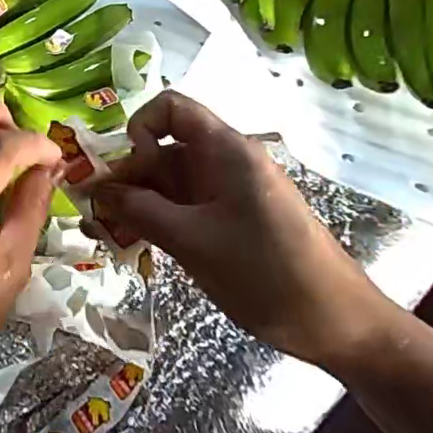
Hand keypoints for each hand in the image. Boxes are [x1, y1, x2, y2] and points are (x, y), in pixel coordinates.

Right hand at [89, 91, 392, 366]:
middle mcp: (226, 161)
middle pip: (165, 150)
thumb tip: (96, 191)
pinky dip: (160, 220)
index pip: (172, 108)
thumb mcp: (194, 243)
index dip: (140, 128)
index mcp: (226, 150)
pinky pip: (187, 206)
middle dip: (127, 177)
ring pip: (172, 182)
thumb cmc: (267, 274)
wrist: (339, 323)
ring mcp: (231, 191)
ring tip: (106, 235)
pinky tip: (135, 244)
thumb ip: (141, 212)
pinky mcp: (233, 218)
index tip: (128, 171)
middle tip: (93, 214)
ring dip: (138, 204)